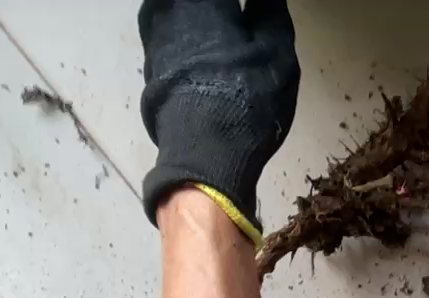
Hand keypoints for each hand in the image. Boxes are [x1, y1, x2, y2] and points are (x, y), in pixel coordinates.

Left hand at [138, 0, 299, 241]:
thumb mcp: (277, 57)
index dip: (246, 5)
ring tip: (223, 34)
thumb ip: (271, 15)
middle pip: (194, 5)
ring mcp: (153, 38)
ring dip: (198, 22)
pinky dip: (189, 40)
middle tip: (238, 19)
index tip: (255, 11)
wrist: (204, 153)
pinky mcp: (151, 68)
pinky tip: (206, 57)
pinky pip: (171, 39)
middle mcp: (167, 9)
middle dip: (215, 12)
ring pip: (175, 14)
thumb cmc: (246, 100)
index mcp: (199, 1)